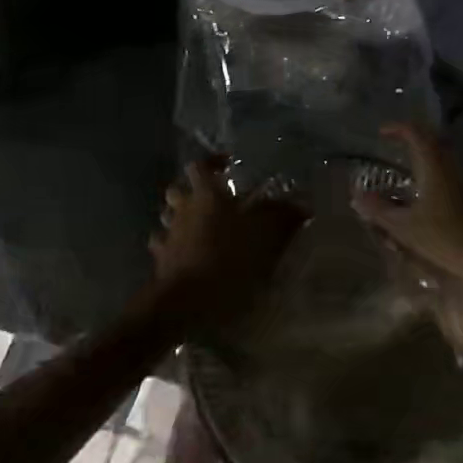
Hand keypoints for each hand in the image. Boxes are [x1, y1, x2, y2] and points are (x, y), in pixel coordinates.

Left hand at [151, 155, 306, 327]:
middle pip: (177, 189)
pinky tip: (184, 253)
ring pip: (167, 215)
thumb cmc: (227, 258)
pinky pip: (163, 245)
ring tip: (199, 226)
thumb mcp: (264, 235)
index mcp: (206, 195)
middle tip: (212, 199)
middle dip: (191, 190)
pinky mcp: (160, 261)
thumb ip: (283, 217)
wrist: (185, 300)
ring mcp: (168, 235)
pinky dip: (172, 246)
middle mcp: (183, 209)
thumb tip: (303, 204)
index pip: (200, 166)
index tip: (227, 165)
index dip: (212, 162)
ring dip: (179, 216)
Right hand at [353, 123, 462, 284]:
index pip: (416, 132)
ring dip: (425, 152)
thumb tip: (357, 196)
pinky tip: (428, 189)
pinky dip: (435, 167)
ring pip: (444, 153)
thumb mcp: (406, 227)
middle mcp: (452, 163)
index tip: (382, 132)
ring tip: (407, 165)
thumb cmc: (448, 237)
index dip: (397, 128)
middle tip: (393, 144)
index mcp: (435, 163)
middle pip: (432, 138)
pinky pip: (451, 168)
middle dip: (412, 136)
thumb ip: (380, 210)